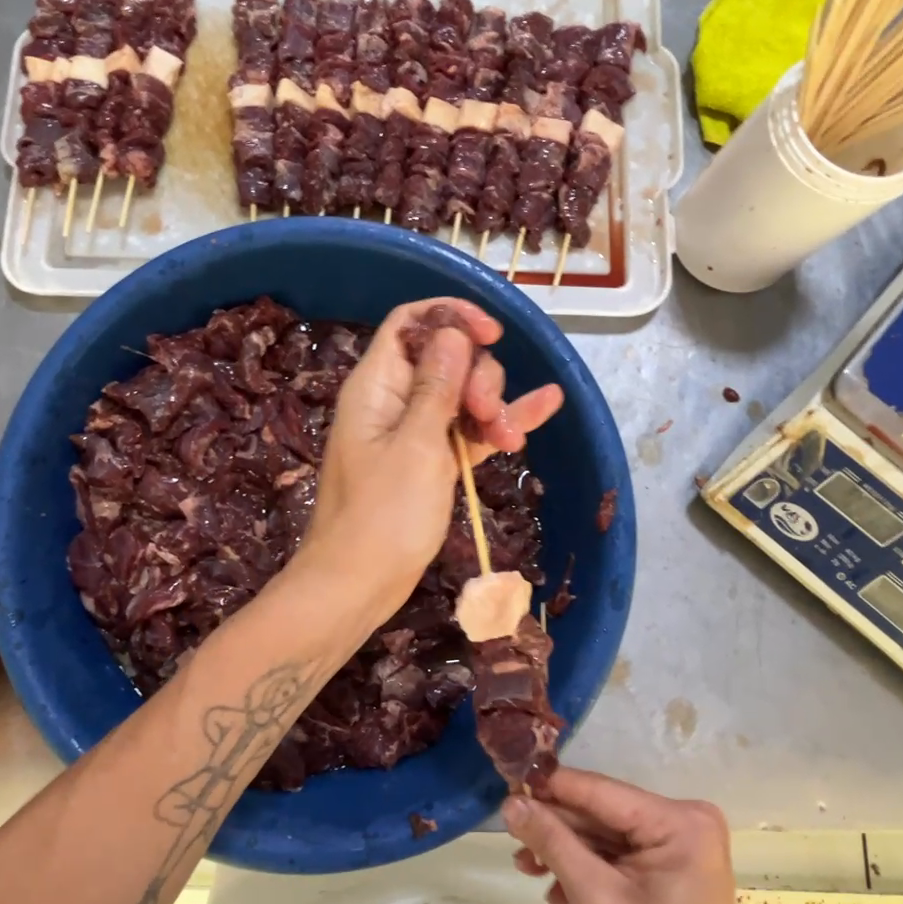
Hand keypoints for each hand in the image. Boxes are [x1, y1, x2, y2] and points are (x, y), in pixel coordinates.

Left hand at [297, 298, 562, 618]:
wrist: (357, 585)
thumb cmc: (382, 516)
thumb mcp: (416, 446)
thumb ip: (437, 387)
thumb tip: (451, 331)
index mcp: (377, 385)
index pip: (410, 323)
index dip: (450, 317)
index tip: (491, 333)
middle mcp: (394, 400)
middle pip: (447, 358)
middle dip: (480, 376)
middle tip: (488, 415)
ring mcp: (414, 432)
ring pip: (463, 396)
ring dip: (494, 408)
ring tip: (510, 442)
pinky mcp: (431, 462)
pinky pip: (468, 431)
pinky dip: (497, 425)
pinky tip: (544, 407)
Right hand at [505, 769, 738, 903]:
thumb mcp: (595, 897)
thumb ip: (552, 842)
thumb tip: (509, 803)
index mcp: (678, 821)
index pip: (599, 790)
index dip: (549, 786)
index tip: (508, 786)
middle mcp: (685, 818)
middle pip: (601, 812)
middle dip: (555, 829)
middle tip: (512, 836)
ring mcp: (681, 841)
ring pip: (605, 831)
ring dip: (566, 850)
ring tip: (526, 867)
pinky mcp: (673, 861)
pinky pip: (620, 850)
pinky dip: (588, 865)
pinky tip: (557, 888)